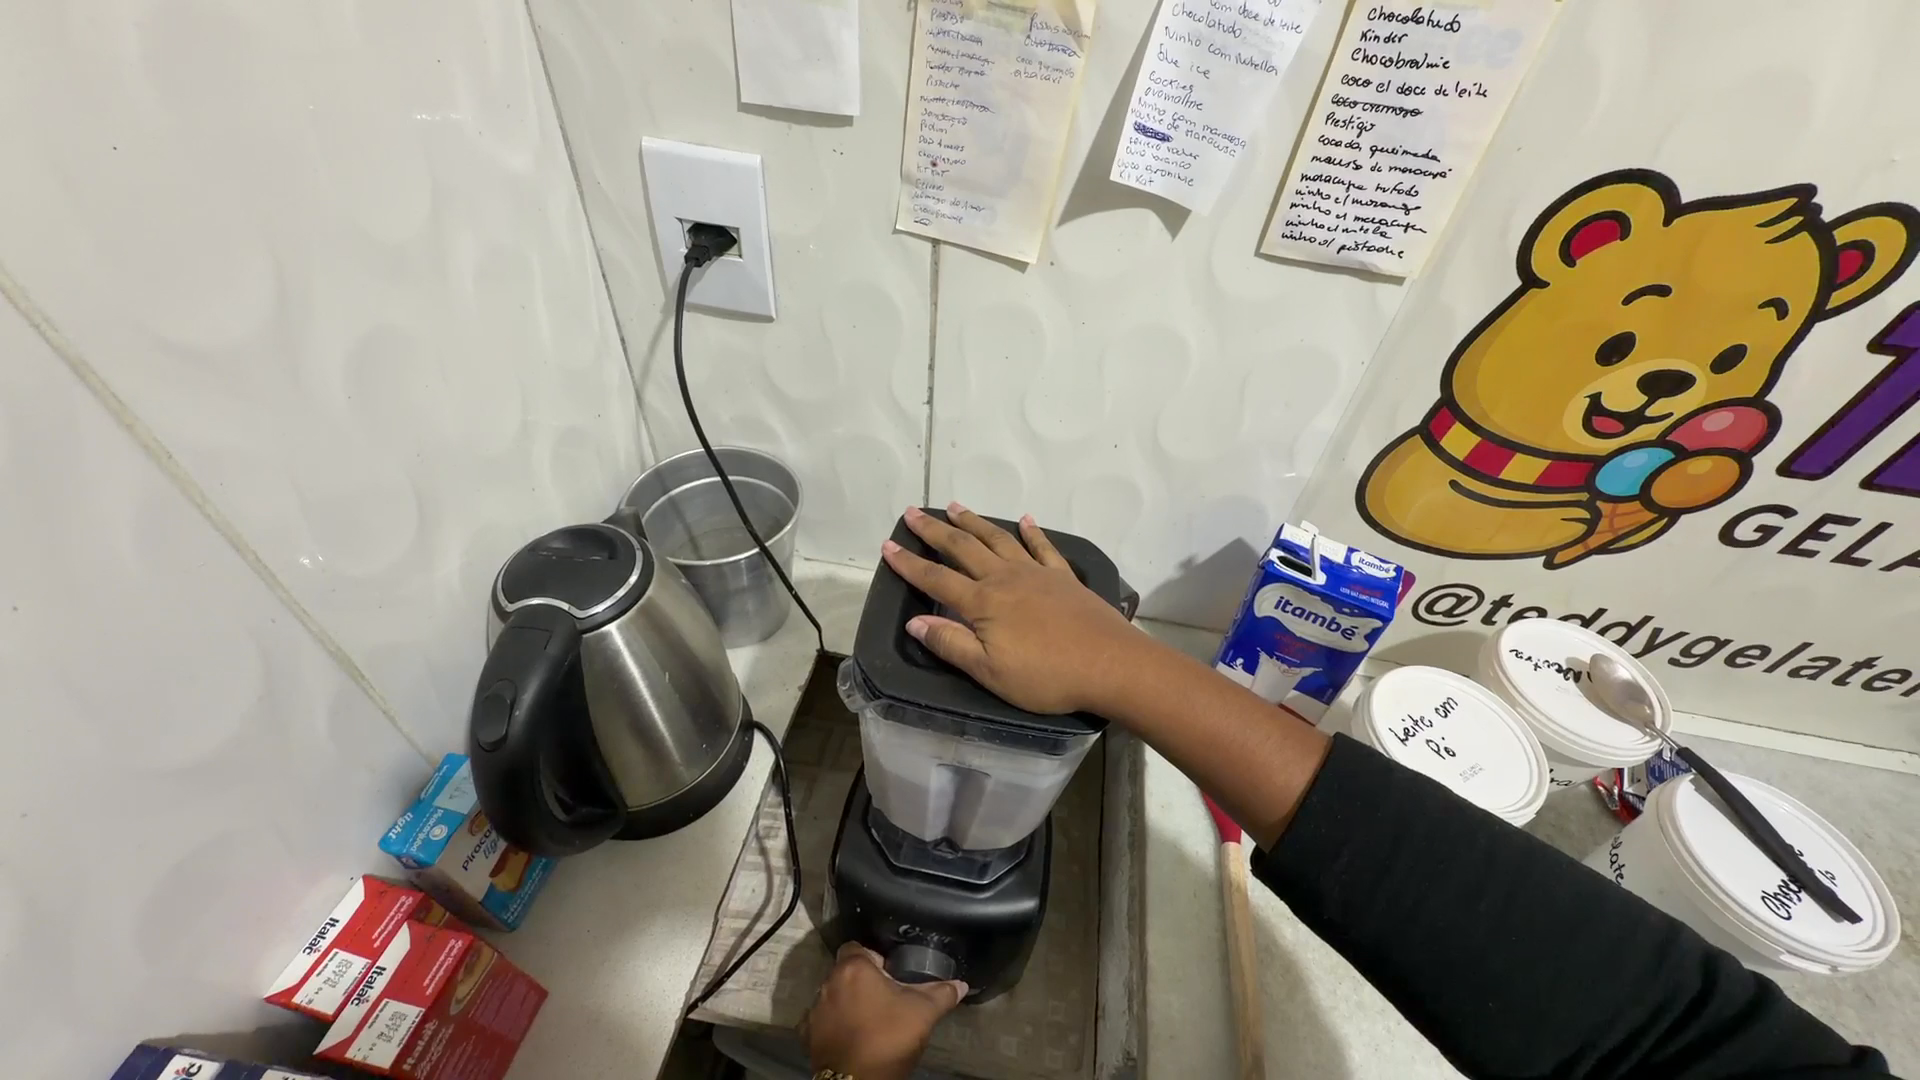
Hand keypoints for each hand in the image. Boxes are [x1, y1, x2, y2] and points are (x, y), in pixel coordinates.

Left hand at [801, 943, 967, 1079]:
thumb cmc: (888, 1038)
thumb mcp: (922, 1013)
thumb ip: (941, 993)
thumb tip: (961, 984)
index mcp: (854, 968)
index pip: (857, 947)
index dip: (873, 957)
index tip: (889, 973)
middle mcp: (828, 983)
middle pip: (845, 971)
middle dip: (861, 980)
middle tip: (884, 997)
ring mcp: (814, 1011)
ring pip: (832, 995)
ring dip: (846, 1001)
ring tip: (868, 1017)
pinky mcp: (807, 1037)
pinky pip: (819, 1021)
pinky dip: (832, 1024)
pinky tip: (848, 1034)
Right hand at [879, 504, 1143, 714]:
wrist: (1110, 664)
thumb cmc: (1046, 675)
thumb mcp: (989, 671)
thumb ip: (951, 643)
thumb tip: (914, 621)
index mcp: (983, 602)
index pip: (936, 579)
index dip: (909, 564)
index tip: (888, 545)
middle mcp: (1005, 578)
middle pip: (963, 547)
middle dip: (935, 530)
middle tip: (913, 513)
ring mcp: (1037, 573)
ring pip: (998, 539)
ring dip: (974, 521)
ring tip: (954, 506)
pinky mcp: (1064, 577)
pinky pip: (1042, 546)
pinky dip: (1031, 531)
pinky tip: (1025, 520)